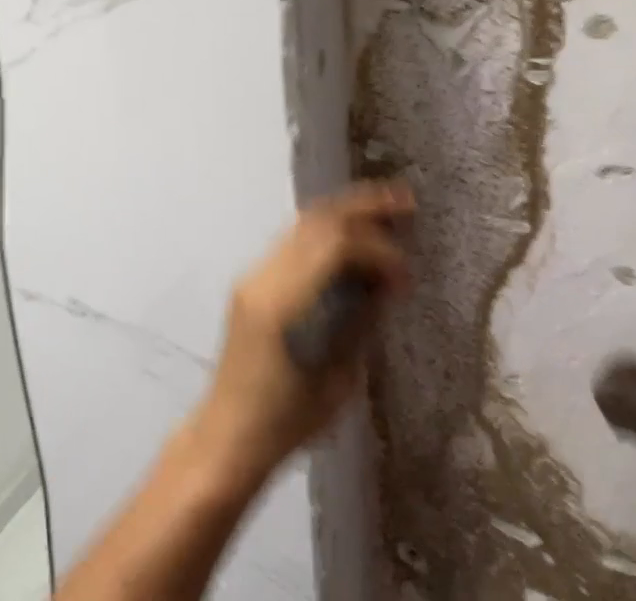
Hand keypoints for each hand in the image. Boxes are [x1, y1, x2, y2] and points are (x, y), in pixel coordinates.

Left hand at [191, 182, 412, 481]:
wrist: (228, 432)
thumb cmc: (288, 421)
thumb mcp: (337, 376)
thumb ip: (359, 322)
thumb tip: (385, 283)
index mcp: (282, 303)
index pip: (334, 244)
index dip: (377, 248)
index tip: (406, 276)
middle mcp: (261, 278)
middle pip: (314, 221)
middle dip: (362, 208)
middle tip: (406, 202)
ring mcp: (250, 278)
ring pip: (300, 227)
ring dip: (343, 217)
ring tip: (386, 214)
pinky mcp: (249, 286)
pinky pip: (291, 246)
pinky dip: (325, 237)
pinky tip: (352, 245)